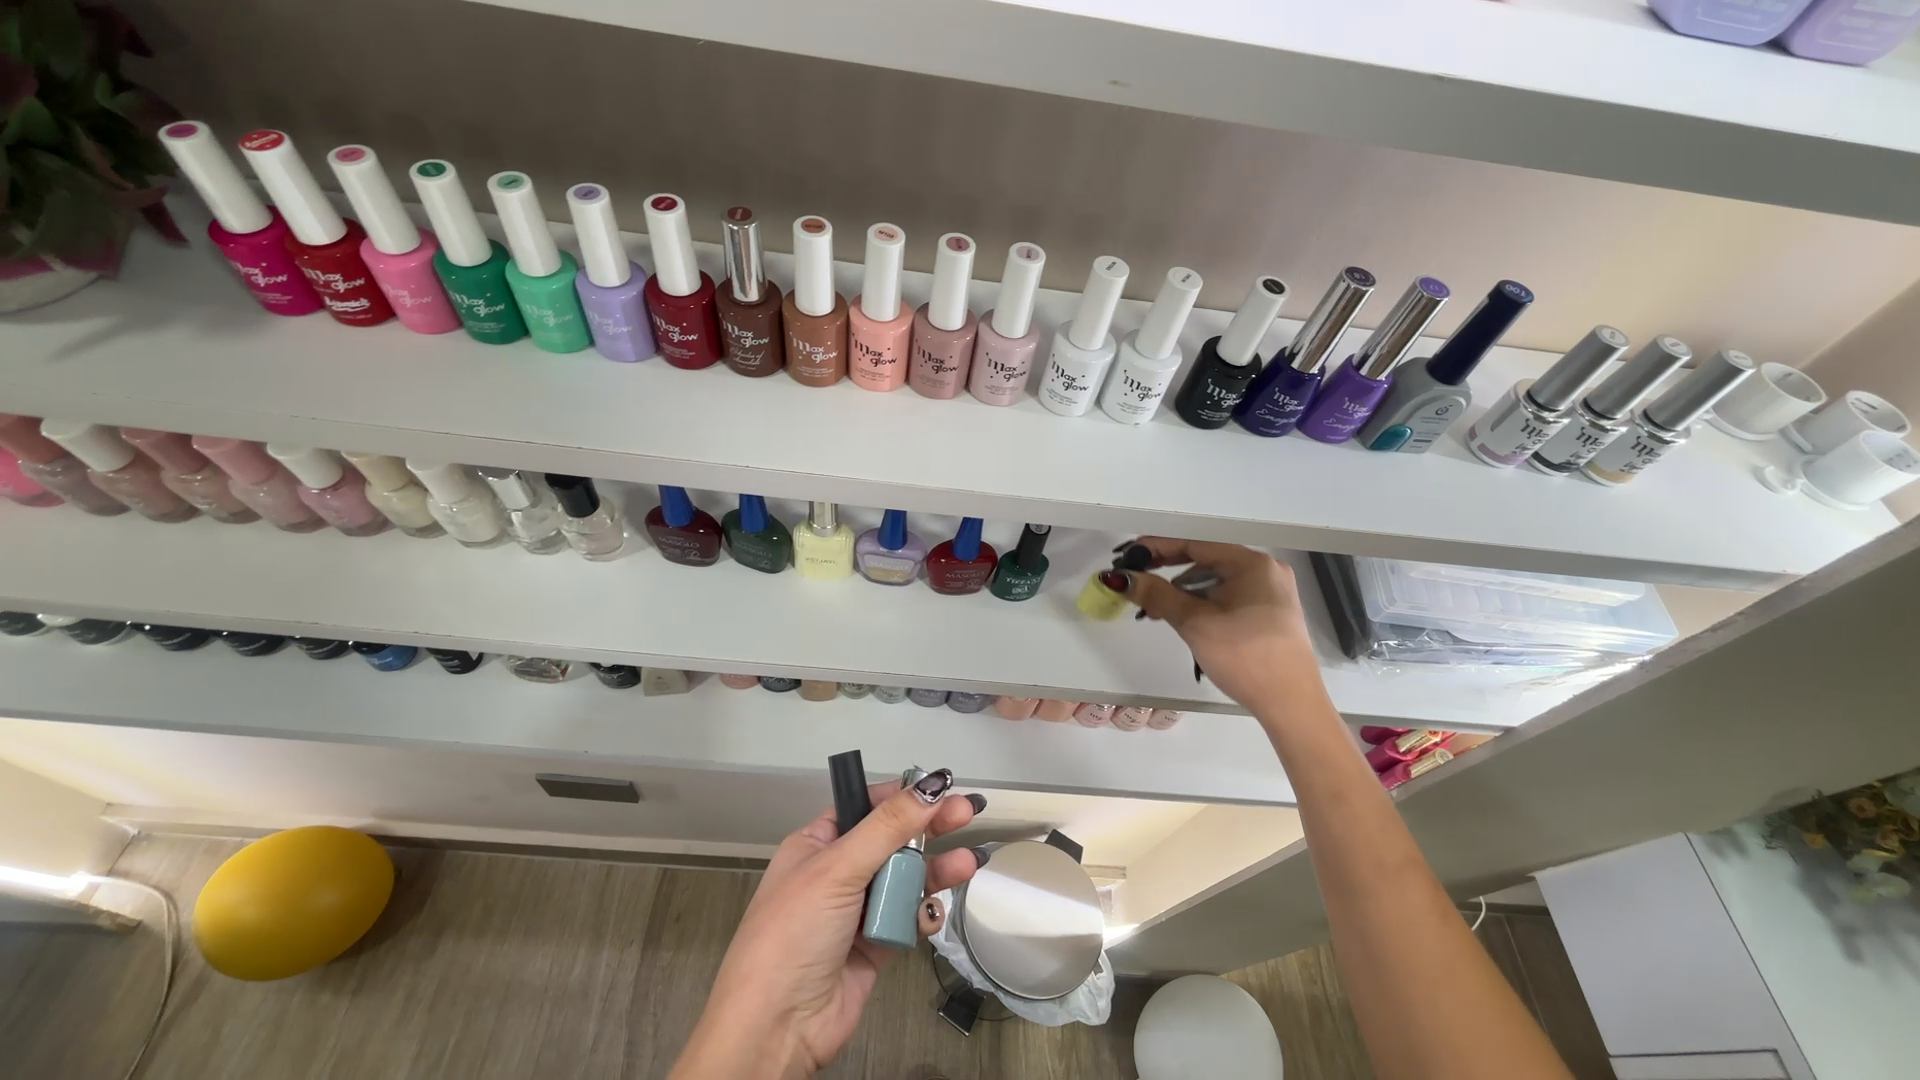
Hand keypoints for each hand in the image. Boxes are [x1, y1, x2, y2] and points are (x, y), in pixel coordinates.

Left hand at [670, 772, 984, 1079]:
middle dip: (928, 826)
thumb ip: (888, 827)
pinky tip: (939, 906)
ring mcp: (858, 909)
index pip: (865, 806)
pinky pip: (908, 915)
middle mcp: (838, 872)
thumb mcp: (837, 869)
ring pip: (906, 878)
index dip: (901, 795)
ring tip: (969, 862)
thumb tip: (930, 785)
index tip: (939, 786)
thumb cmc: (794, 933)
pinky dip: (925, 909)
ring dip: (936, 869)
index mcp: (816, 844)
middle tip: (965, 812)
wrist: (778, 1026)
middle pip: (892, 840)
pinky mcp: (877, 943)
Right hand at [1121, 537, 1324, 714]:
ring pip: (1217, 579)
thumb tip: (1121, 578)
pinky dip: (1204, 601)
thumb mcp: (1196, 624)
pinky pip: (1230, 594)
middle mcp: (1266, 569)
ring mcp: (1272, 591)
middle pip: (1207, 559)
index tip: (1127, 556)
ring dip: (1186, 589)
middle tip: (1136, 580)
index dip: (1158, 547)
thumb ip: (1157, 595)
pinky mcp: (1271, 612)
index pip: (1195, 544)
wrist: (1292, 704)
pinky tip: (1186, 616)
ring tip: (1158, 608)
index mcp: (1252, 563)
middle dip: (1169, 570)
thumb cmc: (1245, 658)